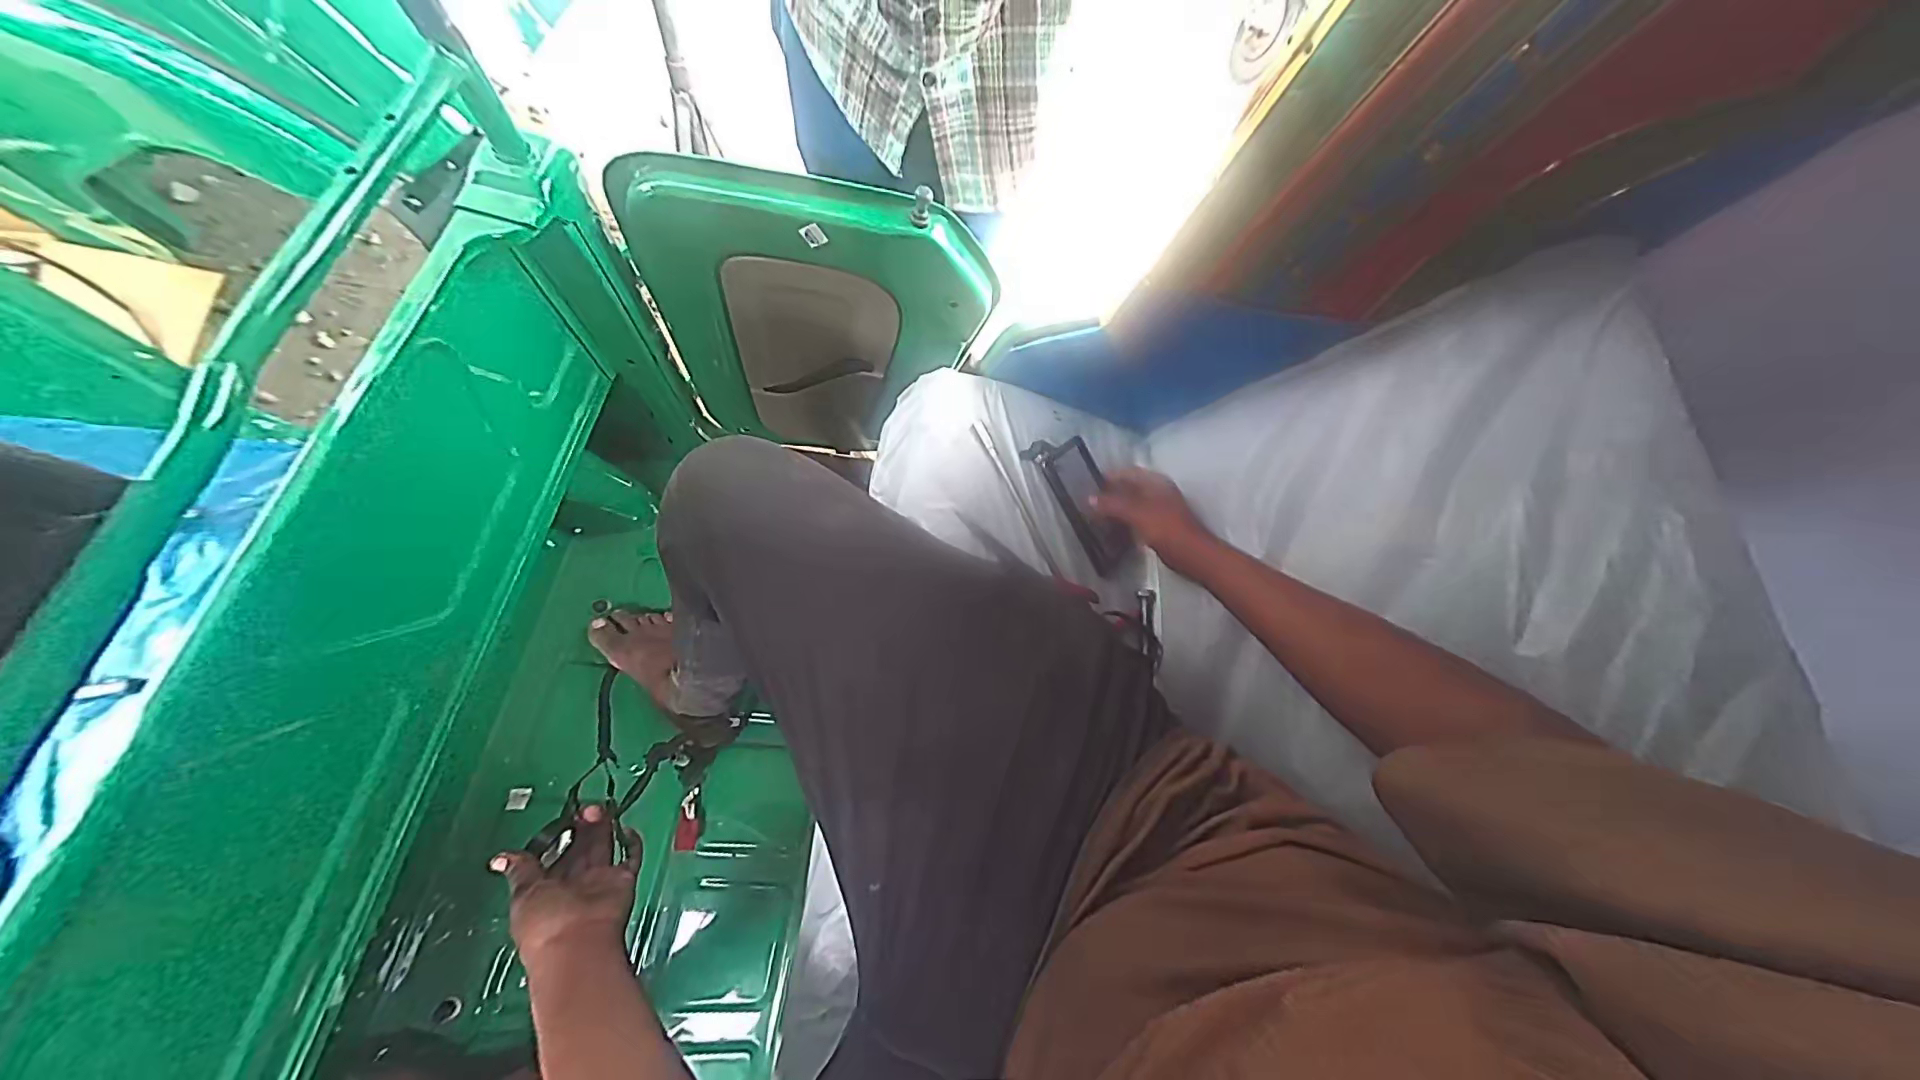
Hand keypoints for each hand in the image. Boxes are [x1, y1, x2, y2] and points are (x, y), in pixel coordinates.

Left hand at [491, 802, 642, 960]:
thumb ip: (521, 870)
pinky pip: (631, 856)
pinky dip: (631, 840)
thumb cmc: (545, 926)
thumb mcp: (523, 893)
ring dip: (603, 825)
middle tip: (584, 808)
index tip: (563, 817)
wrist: (579, 942)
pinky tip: (625, 827)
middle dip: (583, 825)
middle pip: (582, 845)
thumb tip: (500, 859)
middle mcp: (575, 883)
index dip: (559, 834)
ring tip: (599, 808)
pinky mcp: (622, 880)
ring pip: (603, 845)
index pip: (556, 854)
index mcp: (549, 887)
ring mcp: (600, 880)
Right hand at [1090, 467, 1215, 574]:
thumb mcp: (1136, 513)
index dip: (1110, 476)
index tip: (1090, 484)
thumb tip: (1089, 498)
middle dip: (1111, 493)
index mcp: (1155, 482)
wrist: (1191, 554)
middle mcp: (1158, 492)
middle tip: (1090, 501)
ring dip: (1116, 508)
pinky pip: (1137, 517)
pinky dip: (1124, 520)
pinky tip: (1113, 528)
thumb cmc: (1165, 528)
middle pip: (1130, 487)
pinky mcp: (1160, 525)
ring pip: (1133, 503)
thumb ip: (1112, 504)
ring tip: (1096, 515)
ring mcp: (1160, 508)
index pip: (1128, 472)